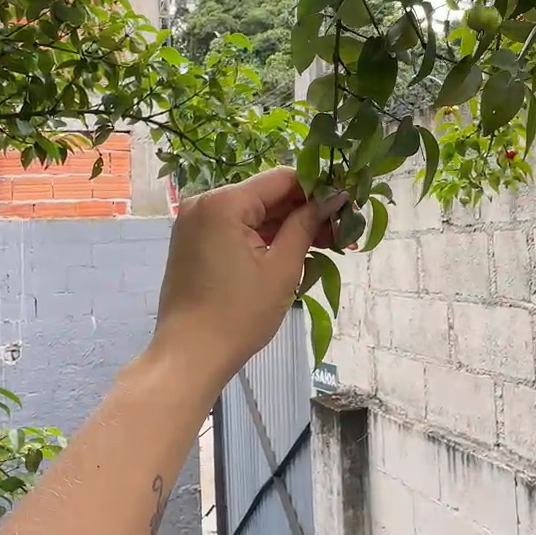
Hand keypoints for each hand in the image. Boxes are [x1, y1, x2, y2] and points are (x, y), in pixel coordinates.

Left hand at [150, 167, 346, 389]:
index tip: (345, 207)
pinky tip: (291, 252)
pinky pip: (237, 228)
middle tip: (339, 233)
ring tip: (323, 247)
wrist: (190, 356)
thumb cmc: (239, 314)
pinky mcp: (194, 242)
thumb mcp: (282, 268)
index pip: (281, 179)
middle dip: (304, 211)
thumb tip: (333, 197)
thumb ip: (307, 225)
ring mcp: (196, 222)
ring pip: (253, 213)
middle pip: (266, 195)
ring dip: (286, 226)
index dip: (317, 189)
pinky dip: (264, 237)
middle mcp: (204, 202)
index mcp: (224, 202)